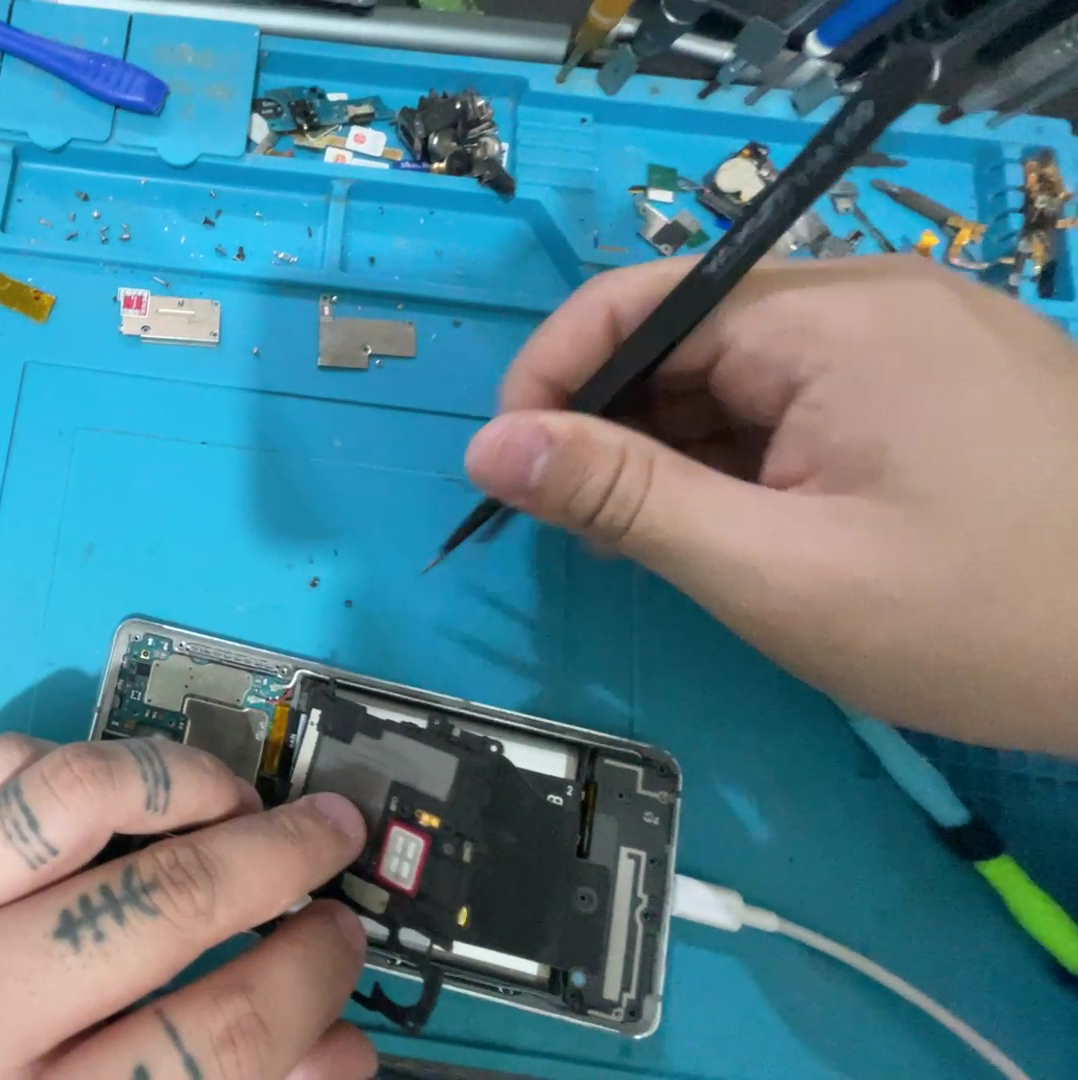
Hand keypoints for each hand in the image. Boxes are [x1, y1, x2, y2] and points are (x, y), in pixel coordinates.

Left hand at [0, 734, 375, 1079]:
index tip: (342, 939)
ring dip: (184, 779)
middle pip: (164, 904)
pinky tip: (117, 786)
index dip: (307, 984)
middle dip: (279, 861)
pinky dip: (77, 760)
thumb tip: (338, 1047)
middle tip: (330, 837)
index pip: (213, 1039)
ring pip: (77, 797)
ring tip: (236, 792)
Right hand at [464, 255, 1077, 755]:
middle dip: (600, 431)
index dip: (545, 382)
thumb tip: (485, 450)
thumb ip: (617, 496)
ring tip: (648, 538)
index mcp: (826, 319)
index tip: (513, 474)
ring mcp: (887, 346)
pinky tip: (716, 523)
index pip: (626, 308)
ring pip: (708, 379)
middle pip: (664, 342)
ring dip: (654, 453)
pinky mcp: (903, 391)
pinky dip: (713, 461)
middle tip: (589, 529)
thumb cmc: (991, 621)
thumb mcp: (769, 566)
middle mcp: (856, 304)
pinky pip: (764, 406)